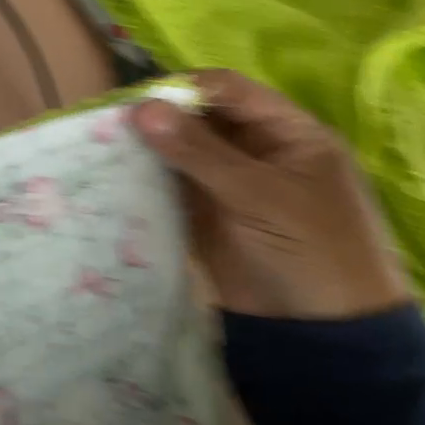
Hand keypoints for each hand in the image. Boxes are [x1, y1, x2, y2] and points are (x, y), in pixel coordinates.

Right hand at [129, 70, 411, 319]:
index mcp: (288, 134)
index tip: (141, 102)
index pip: (228, 89)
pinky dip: (141, 168)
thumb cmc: (311, 254)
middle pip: (196, 112)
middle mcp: (254, 147)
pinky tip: (113, 165)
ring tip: (104, 141)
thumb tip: (140, 107)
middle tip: (113, 121)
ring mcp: (224, 176)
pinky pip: (165, 173)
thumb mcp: (261, 198)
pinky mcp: (200, 204)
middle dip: (157, 114)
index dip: (185, 88)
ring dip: (144, 140)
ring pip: (175, 141)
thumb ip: (199, 151)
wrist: (319, 336)